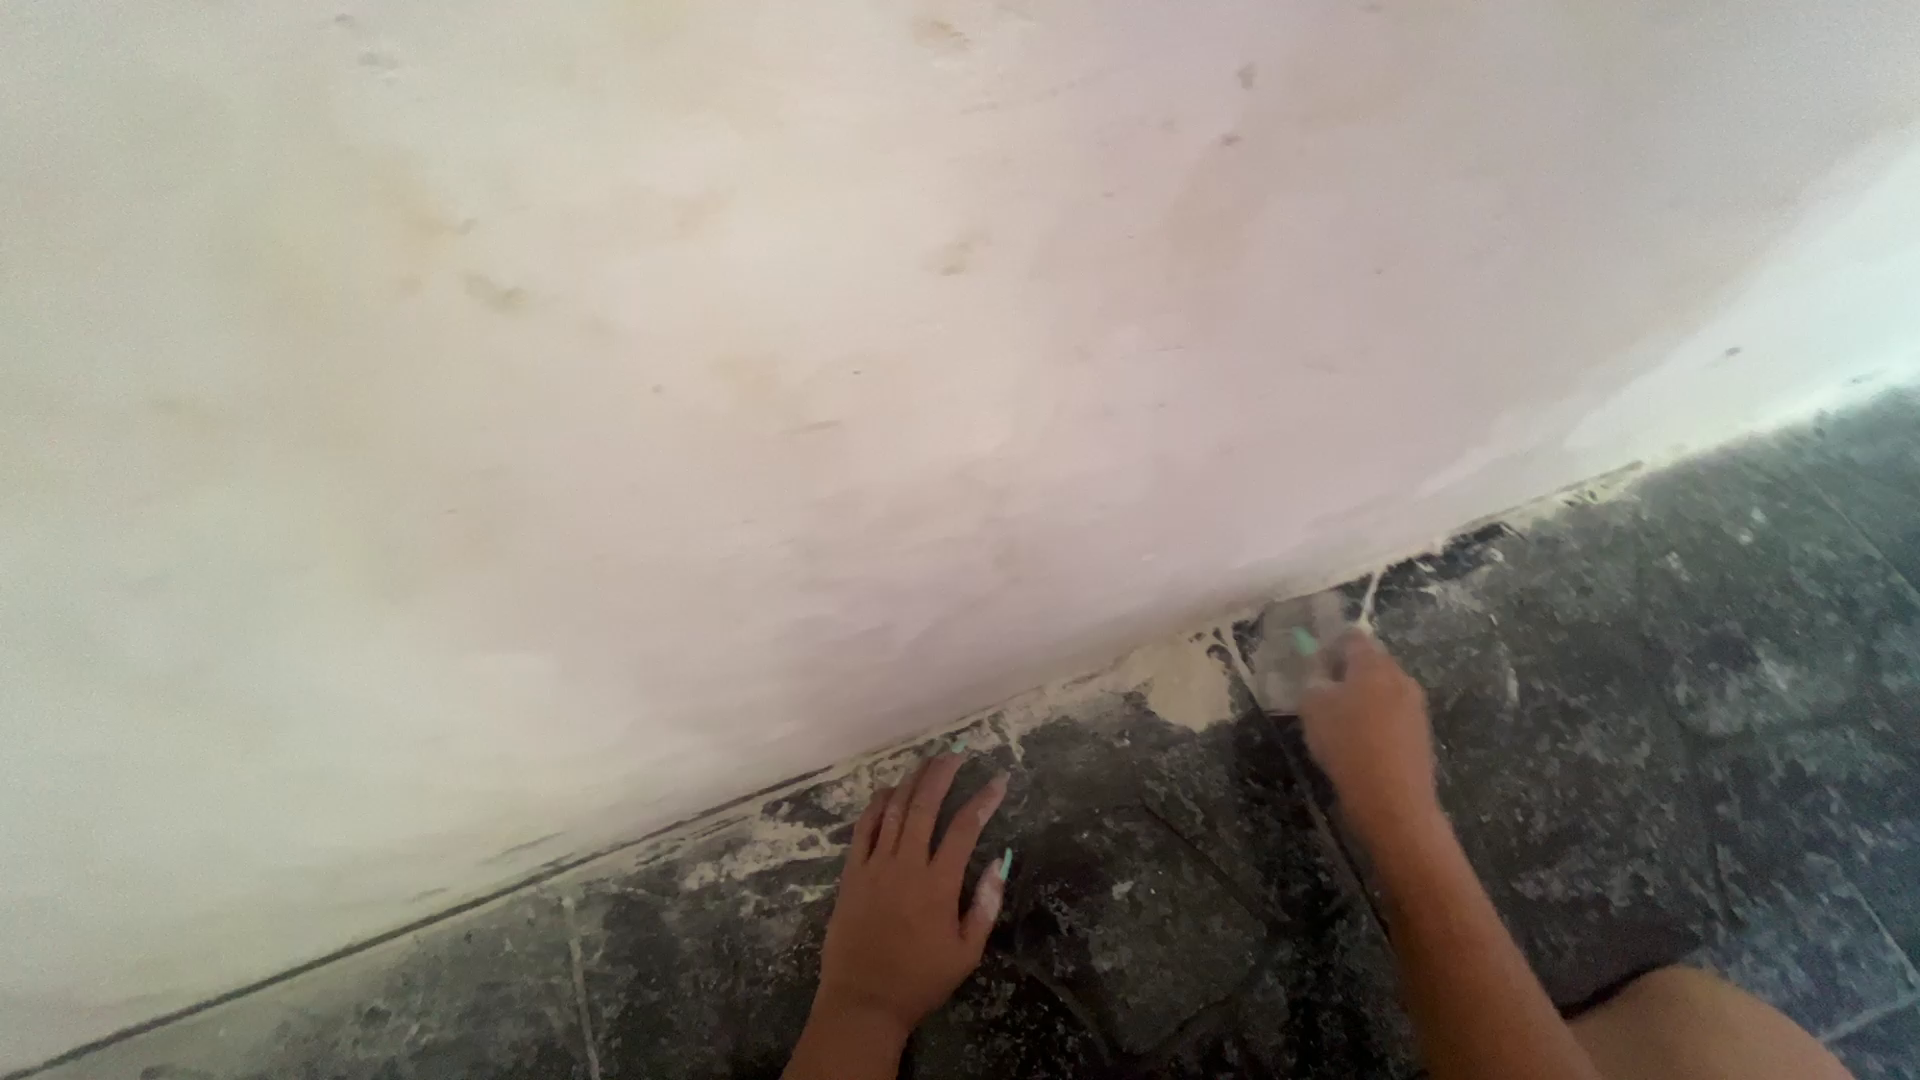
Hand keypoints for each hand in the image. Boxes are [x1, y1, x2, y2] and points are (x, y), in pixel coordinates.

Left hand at [813, 754, 1010, 1037]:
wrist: (863, 1002)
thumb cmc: (920, 980)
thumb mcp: (966, 952)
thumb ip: (985, 904)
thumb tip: (1000, 860)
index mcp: (938, 884)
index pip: (965, 828)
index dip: (984, 799)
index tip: (998, 779)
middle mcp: (906, 865)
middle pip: (925, 805)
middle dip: (943, 774)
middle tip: (957, 753)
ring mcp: (875, 865)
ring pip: (894, 810)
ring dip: (912, 781)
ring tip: (928, 761)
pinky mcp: (852, 872)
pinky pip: (863, 828)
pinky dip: (876, 804)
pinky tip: (887, 789)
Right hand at [1299, 631, 1441, 841]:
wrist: (1391, 798)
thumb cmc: (1346, 742)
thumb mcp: (1312, 706)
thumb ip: (1314, 682)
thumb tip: (1321, 676)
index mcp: (1374, 664)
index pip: (1352, 637)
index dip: (1330, 645)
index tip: (1313, 665)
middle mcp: (1400, 678)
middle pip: (1372, 662)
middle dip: (1347, 672)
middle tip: (1322, 691)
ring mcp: (1416, 707)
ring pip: (1384, 690)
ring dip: (1363, 697)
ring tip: (1339, 719)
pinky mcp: (1421, 734)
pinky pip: (1393, 715)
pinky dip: (1375, 720)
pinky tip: (1358, 741)